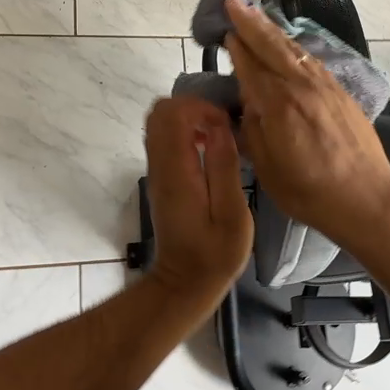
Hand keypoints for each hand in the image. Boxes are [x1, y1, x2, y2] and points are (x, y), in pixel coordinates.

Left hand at [142, 97, 253, 309]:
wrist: (185, 282)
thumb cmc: (215, 254)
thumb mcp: (232, 214)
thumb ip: (224, 167)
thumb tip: (220, 128)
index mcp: (177, 171)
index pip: (173, 115)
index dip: (202, 109)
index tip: (226, 126)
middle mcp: (160, 165)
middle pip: (160, 112)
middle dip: (193, 107)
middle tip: (221, 126)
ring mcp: (156, 170)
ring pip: (159, 122)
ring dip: (189, 118)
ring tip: (217, 136)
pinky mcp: (160, 176)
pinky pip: (163, 137)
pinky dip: (185, 131)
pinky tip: (208, 148)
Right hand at [223, 0, 389, 245]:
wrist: (367, 199)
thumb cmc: (310, 192)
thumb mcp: (267, 169)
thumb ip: (253, 130)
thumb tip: (247, 102)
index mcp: (278, 105)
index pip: (250, 66)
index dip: (237, 48)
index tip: (225, 31)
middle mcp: (301, 86)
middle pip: (271, 46)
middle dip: (251, 23)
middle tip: (233, 2)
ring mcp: (325, 86)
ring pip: (293, 49)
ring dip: (272, 29)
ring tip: (256, 13)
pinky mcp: (340, 92)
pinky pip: (311, 60)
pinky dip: (294, 47)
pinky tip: (288, 44)